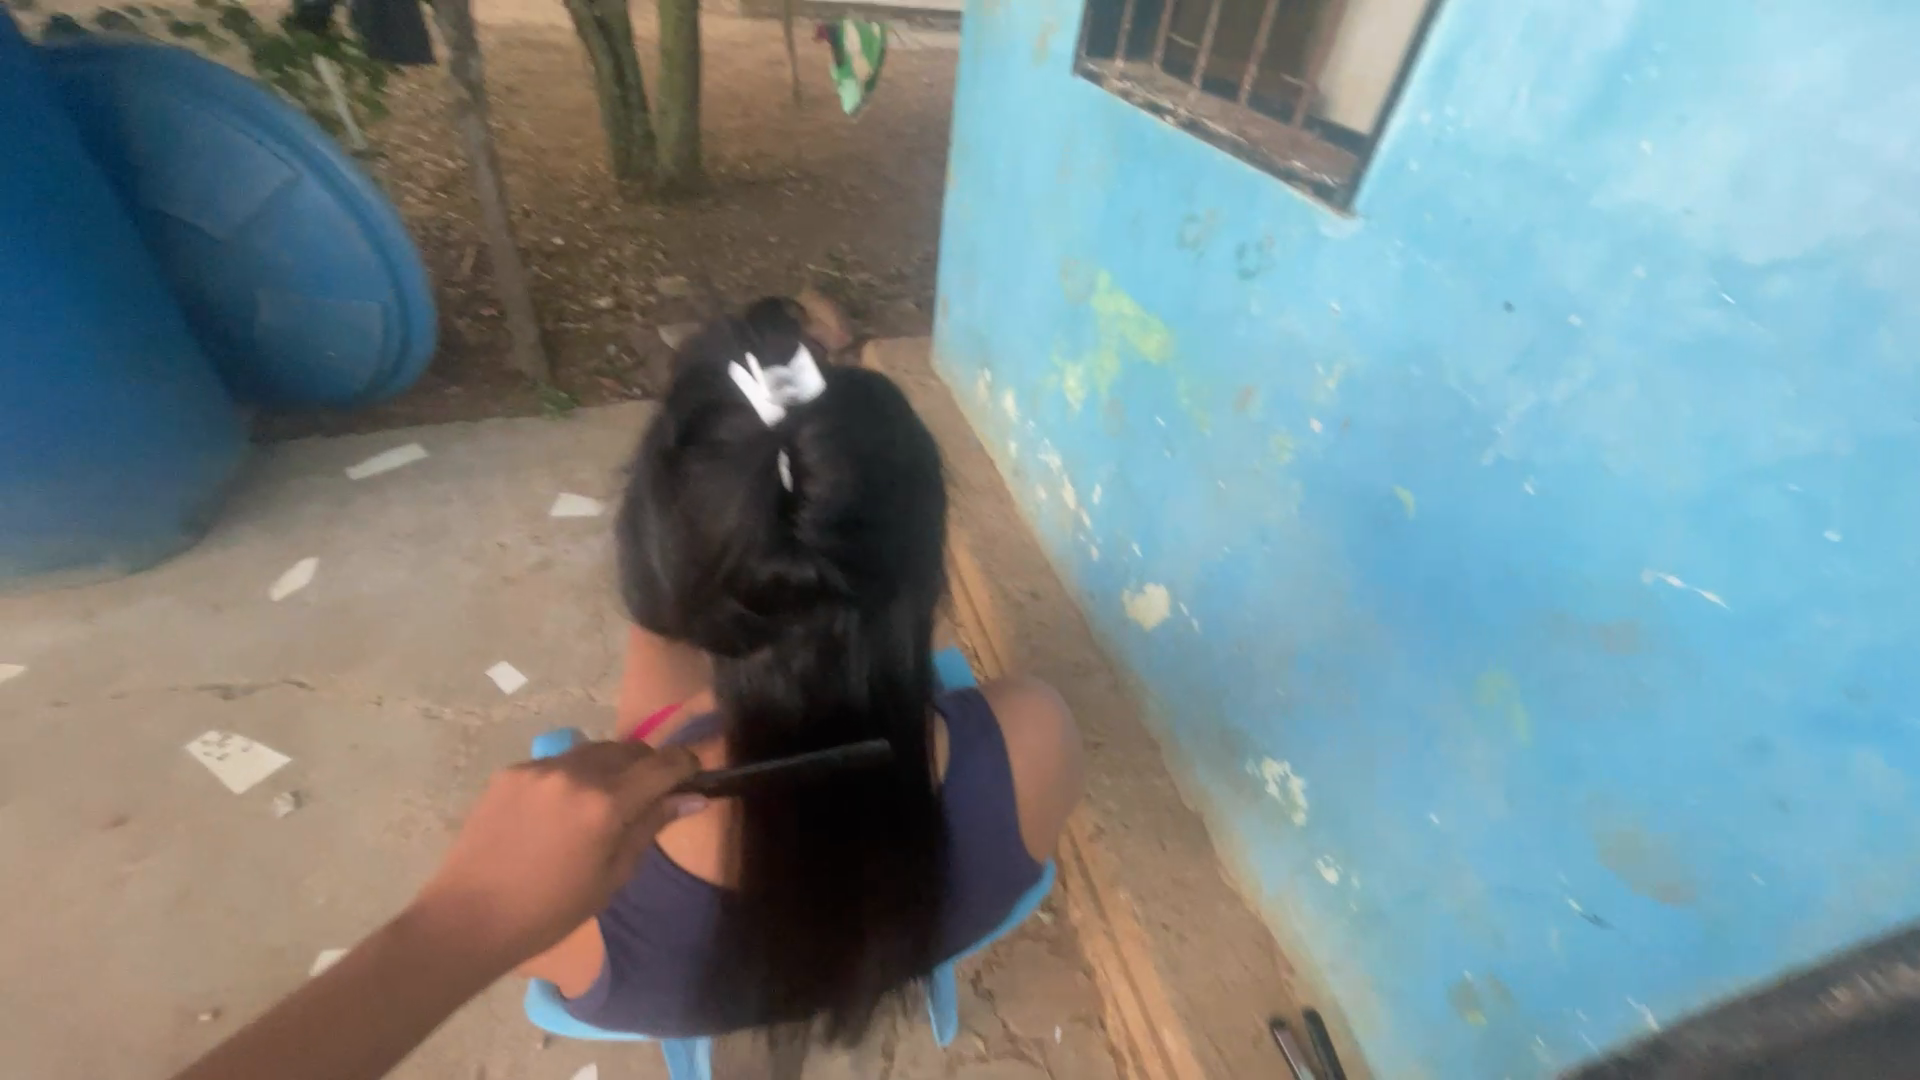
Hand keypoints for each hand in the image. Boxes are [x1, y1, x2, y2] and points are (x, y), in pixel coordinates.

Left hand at [409, 740, 702, 966]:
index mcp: (607, 803)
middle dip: (648, 767)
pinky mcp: (513, 772)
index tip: (692, 777)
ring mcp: (541, 768)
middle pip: (632, 750)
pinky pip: (560, 763)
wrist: (464, 922)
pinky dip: (573, 777)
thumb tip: (693, 797)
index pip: (665, 763)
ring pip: (596, 751)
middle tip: (645, 798)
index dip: (686, 765)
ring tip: (599, 804)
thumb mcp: (614, 875)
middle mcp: (578, 773)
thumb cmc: (549, 910)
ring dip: (611, 768)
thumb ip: (652, 825)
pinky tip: (558, 811)